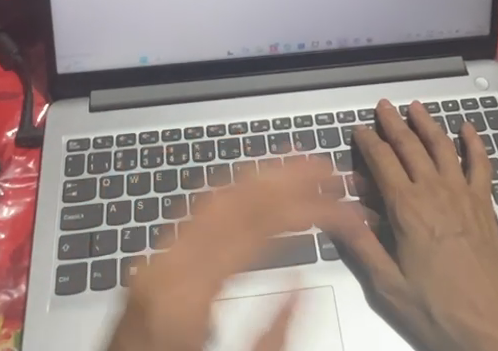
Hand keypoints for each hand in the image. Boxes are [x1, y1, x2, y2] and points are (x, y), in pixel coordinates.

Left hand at [104, 162, 347, 350]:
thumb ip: (270, 336)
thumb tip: (304, 286)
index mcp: (186, 295)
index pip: (260, 228)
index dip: (310, 209)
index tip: (346, 208)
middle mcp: (168, 264)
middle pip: (238, 199)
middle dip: (291, 177)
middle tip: (332, 171)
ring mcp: (155, 260)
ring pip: (215, 195)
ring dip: (263, 174)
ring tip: (302, 163)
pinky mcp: (152, 265)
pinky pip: (196, 211)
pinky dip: (232, 189)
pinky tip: (254, 184)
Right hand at [329, 100, 497, 350]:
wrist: (494, 325)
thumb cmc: (439, 309)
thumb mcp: (389, 285)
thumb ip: (363, 245)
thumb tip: (336, 213)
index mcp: (406, 208)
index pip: (381, 162)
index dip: (367, 142)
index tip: (358, 129)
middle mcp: (433, 191)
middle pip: (409, 145)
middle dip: (393, 123)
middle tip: (383, 106)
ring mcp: (463, 193)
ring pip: (442, 146)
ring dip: (427, 123)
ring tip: (416, 106)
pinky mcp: (484, 203)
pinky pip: (479, 164)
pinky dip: (473, 142)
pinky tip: (467, 129)